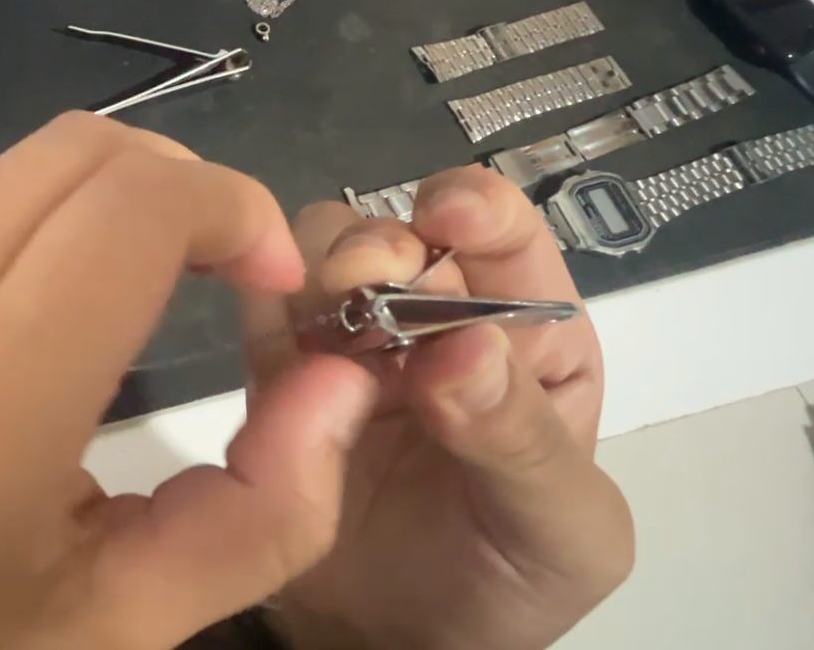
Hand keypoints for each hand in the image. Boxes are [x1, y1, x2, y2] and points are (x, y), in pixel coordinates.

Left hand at [0, 113, 380, 648]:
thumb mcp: (112, 621)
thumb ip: (255, 513)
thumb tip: (333, 382)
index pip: (132, 205)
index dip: (227, 203)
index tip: (264, 269)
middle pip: (78, 147)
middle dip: (173, 180)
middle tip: (209, 262)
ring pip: (17, 175)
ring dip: (91, 216)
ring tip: (94, 316)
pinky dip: (10, 249)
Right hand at [266, 168, 634, 649]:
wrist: (382, 631)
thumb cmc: (496, 577)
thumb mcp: (558, 530)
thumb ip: (522, 441)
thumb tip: (463, 348)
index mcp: (521, 335)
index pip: (501, 235)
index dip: (476, 206)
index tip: (444, 216)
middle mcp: (428, 314)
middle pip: (391, 227)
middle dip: (374, 245)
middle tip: (358, 292)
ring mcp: (345, 330)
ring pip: (314, 246)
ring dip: (311, 270)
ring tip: (318, 343)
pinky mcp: (277, 354)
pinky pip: (258, 294)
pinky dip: (255, 292)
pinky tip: (273, 342)